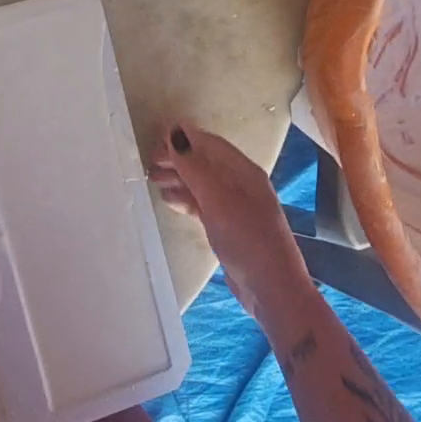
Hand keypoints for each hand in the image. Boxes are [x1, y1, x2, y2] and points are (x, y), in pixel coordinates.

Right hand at [148, 123, 312, 321]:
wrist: (272, 289)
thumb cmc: (247, 239)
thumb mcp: (218, 200)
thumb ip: (195, 167)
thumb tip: (174, 133)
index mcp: (244, 171)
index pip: (209, 144)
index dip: (183, 138)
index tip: (154, 139)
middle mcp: (240, 184)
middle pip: (204, 162)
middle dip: (177, 158)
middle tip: (149, 162)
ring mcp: (234, 206)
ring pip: (201, 183)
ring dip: (178, 178)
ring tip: (152, 178)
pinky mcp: (227, 226)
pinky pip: (202, 203)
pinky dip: (185, 198)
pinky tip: (168, 200)